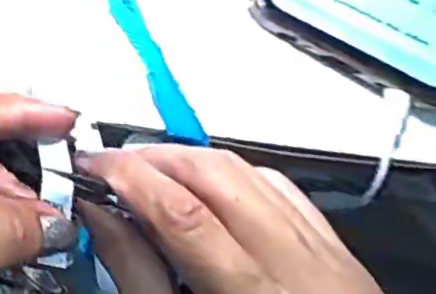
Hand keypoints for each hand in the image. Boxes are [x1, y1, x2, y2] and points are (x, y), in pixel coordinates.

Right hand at [78, 146, 382, 293]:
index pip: (184, 213)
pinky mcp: (348, 260)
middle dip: (149, 158)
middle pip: (214, 177)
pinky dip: (231, 176)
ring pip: (246, 171)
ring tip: (147, 176)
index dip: (124, 176)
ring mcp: (339, 266)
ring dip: (184, 160)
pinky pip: (281, 191)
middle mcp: (311, 278)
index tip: (86, 167)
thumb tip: (96, 208)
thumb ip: (135, 272)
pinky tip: (203, 191)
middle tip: (109, 170)